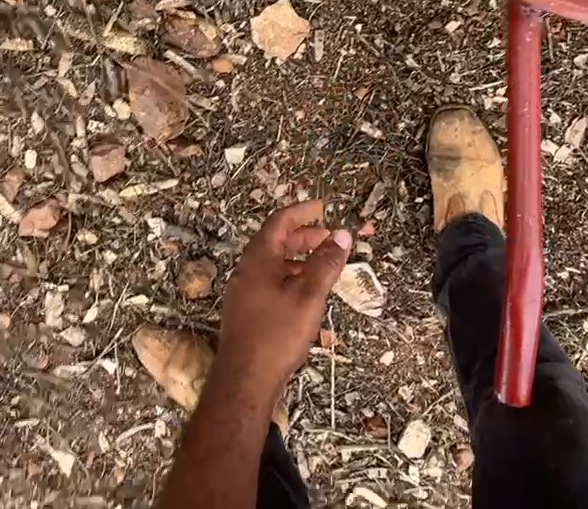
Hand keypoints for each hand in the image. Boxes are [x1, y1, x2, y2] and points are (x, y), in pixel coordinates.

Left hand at [214, 201, 352, 402]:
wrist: (244, 380)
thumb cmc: (277, 333)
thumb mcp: (308, 296)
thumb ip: (325, 264)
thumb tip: (342, 234)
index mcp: (259, 257)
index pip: (280, 221)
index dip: (302, 211)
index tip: (323, 207)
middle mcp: (247, 268)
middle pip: (277, 240)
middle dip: (305, 236)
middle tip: (331, 238)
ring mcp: (244, 289)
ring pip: (274, 263)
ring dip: (300, 258)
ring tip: (325, 266)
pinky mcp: (247, 309)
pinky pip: (270, 281)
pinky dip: (291, 277)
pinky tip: (307, 294)